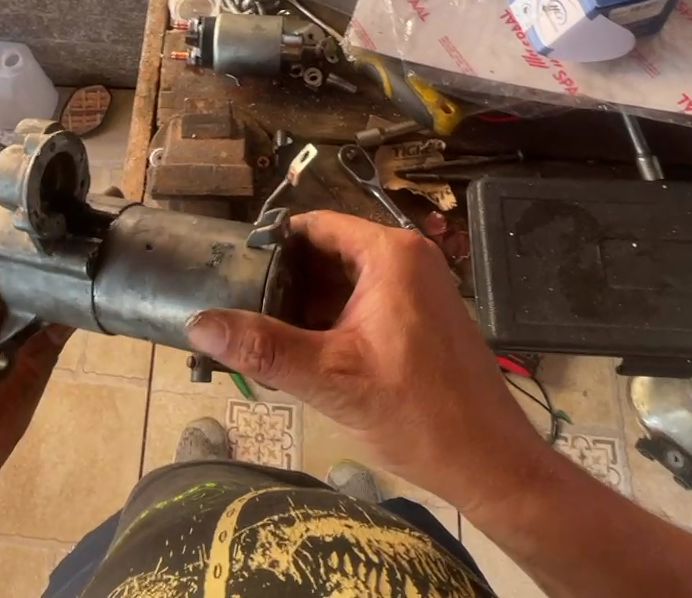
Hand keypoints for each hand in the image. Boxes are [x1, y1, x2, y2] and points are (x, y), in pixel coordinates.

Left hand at [0, 168, 70, 517]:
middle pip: (3, 240)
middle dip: (26, 210)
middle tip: (57, 183)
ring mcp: (15, 319)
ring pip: (41, 272)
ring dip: (62, 246)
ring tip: (92, 213)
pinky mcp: (41, 348)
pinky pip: (65, 316)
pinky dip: (83, 295)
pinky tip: (103, 269)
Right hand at [185, 210, 541, 507]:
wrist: (493, 465)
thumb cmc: (417, 414)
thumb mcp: (331, 378)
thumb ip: (263, 347)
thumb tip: (198, 323)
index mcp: (389, 253)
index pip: (314, 225)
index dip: (272, 247)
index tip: (235, 273)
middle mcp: (408, 257)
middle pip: (328, 251)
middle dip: (288, 280)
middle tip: (246, 310)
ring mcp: (420, 285)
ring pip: (346, 278)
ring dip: (310, 303)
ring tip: (269, 333)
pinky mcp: (423, 314)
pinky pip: (367, 299)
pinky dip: (336, 317)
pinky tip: (310, 350)